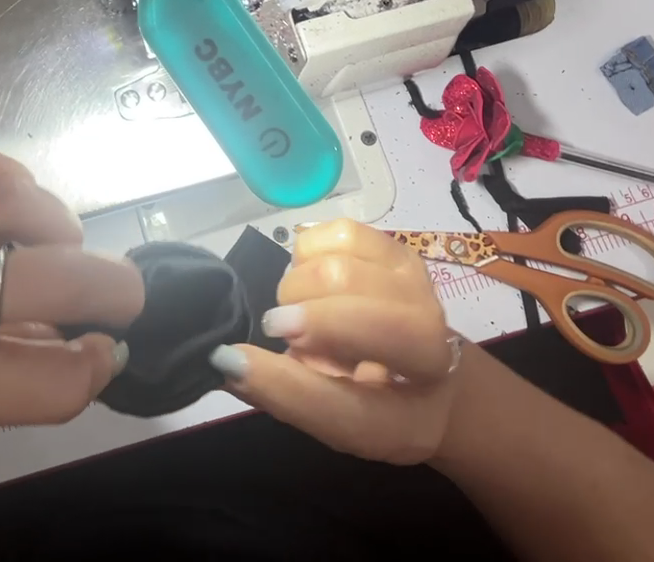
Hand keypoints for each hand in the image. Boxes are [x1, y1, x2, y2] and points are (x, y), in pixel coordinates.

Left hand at [0, 146, 143, 461]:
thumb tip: (68, 345)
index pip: (49, 379)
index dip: (96, 368)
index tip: (106, 353)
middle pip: (56, 282)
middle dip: (114, 291)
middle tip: (121, 297)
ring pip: (24, 208)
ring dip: (62, 230)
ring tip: (58, 247)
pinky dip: (14, 183)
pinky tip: (14, 204)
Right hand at [209, 218, 459, 463]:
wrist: (430, 380)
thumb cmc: (384, 408)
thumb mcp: (343, 423)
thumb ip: (285, 392)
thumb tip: (223, 357)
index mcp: (425, 359)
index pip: (376, 331)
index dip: (319, 328)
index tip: (268, 338)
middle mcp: (425, 305)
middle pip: (342, 279)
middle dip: (296, 305)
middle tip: (289, 335)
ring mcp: (407, 269)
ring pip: (333, 254)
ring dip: (300, 283)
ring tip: (304, 311)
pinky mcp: (389, 245)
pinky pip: (336, 232)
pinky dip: (308, 254)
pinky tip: (311, 280)